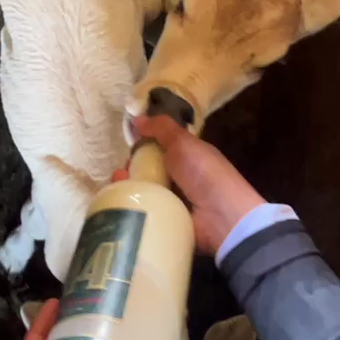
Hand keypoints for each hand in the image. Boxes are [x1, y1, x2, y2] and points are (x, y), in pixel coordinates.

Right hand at [133, 115, 265, 253]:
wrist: (221, 217)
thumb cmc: (203, 173)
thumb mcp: (183, 142)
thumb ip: (161, 128)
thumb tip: (136, 118)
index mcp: (189, 157)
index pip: (162, 148)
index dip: (146, 144)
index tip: (130, 144)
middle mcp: (182, 178)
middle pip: (151, 169)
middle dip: (133, 166)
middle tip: (123, 169)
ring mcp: (175, 201)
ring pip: (145, 190)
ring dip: (129, 185)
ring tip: (117, 183)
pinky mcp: (168, 221)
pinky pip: (146, 210)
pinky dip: (133, 204)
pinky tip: (122, 200)